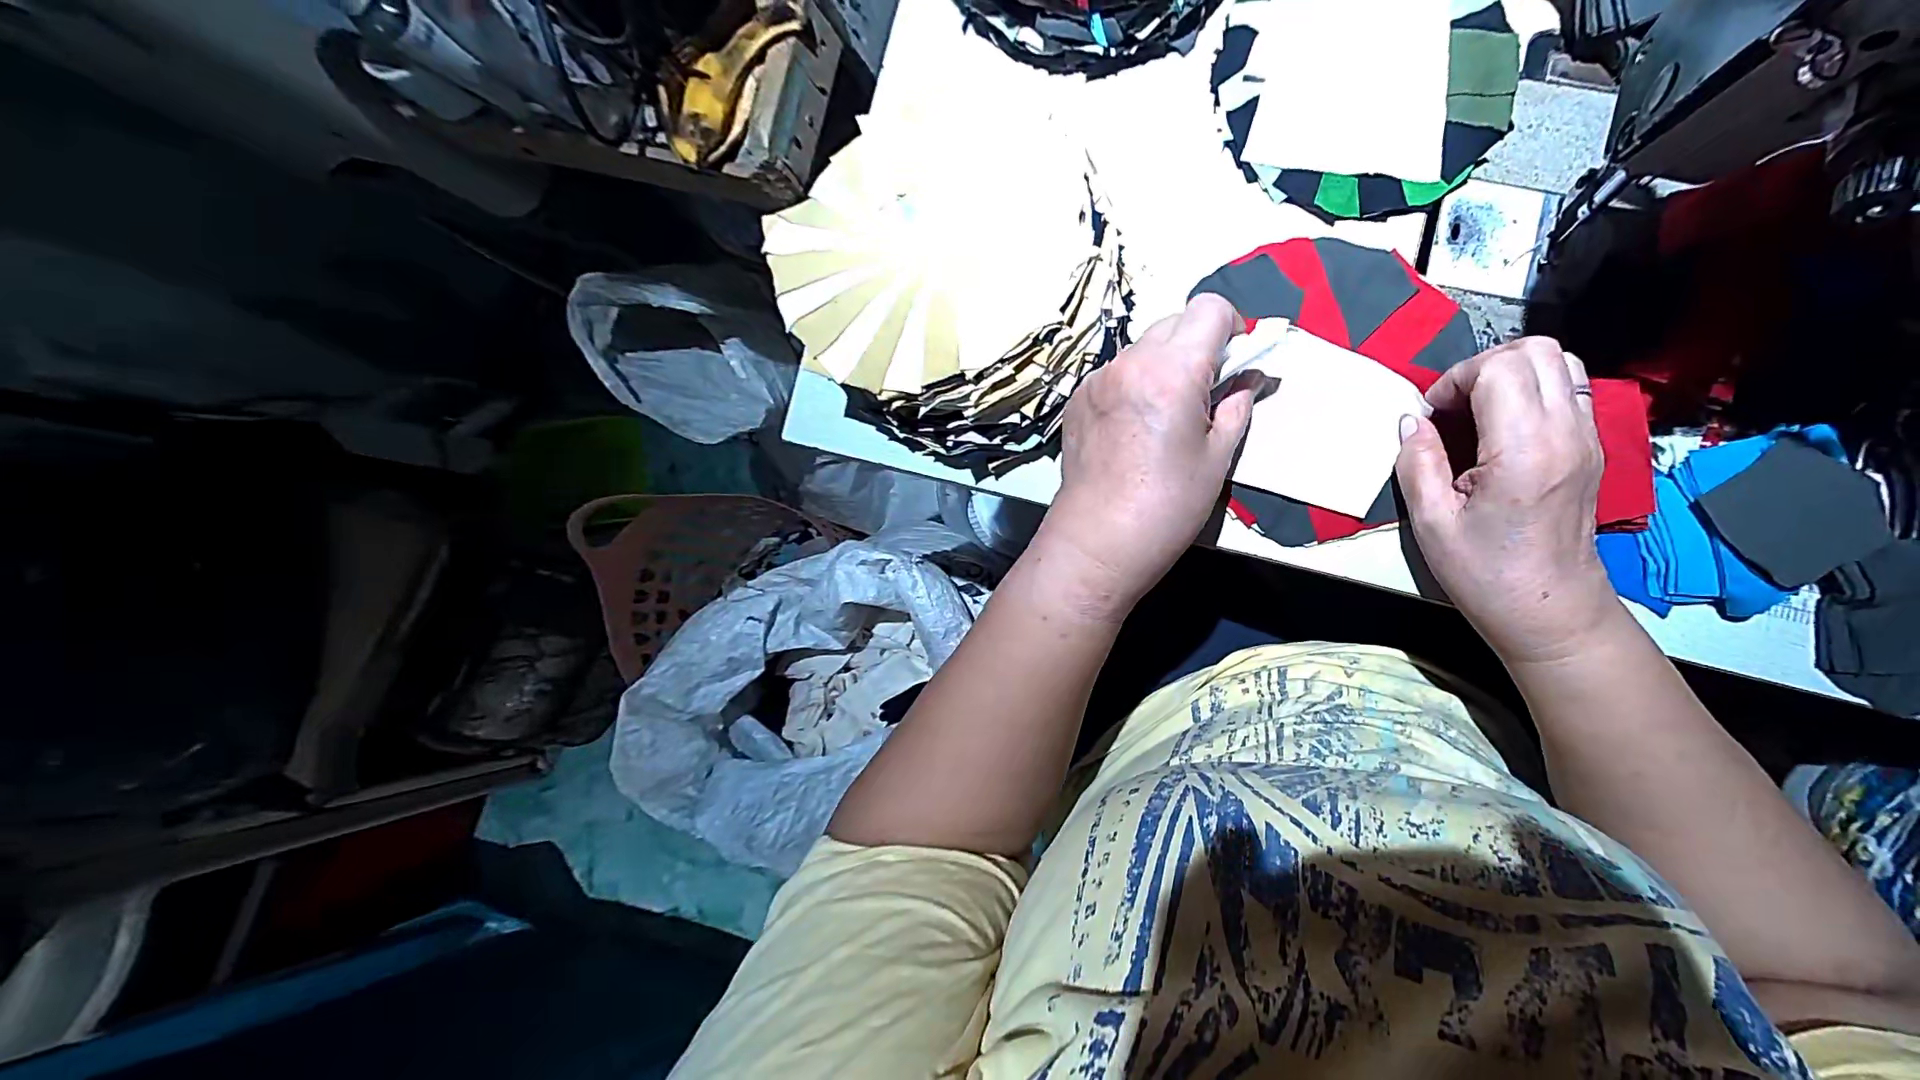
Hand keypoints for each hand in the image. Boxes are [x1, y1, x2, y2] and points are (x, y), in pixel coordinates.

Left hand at [1033, 294, 1256, 622]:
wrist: (1097, 541)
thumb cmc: (1166, 505)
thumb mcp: (1217, 456)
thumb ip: (1236, 405)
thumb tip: (1248, 378)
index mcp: (1170, 371)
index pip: (1209, 308)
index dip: (1231, 328)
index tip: (1235, 361)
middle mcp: (1128, 364)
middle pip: (1173, 322)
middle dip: (1197, 344)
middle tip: (1205, 390)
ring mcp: (1096, 381)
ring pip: (1141, 348)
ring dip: (1163, 363)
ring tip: (1167, 413)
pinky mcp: (1077, 400)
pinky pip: (1115, 373)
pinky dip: (1134, 383)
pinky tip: (1136, 425)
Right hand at [1394, 337, 1620, 665]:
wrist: (1550, 608)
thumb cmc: (1484, 572)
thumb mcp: (1430, 522)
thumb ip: (1418, 462)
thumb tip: (1411, 422)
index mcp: (1526, 451)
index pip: (1498, 370)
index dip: (1453, 380)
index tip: (1428, 416)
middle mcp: (1568, 433)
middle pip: (1538, 351)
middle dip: (1482, 366)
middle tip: (1451, 405)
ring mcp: (1588, 437)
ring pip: (1560, 362)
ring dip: (1509, 373)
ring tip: (1474, 411)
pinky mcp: (1591, 446)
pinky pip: (1567, 389)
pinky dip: (1528, 391)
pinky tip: (1498, 428)